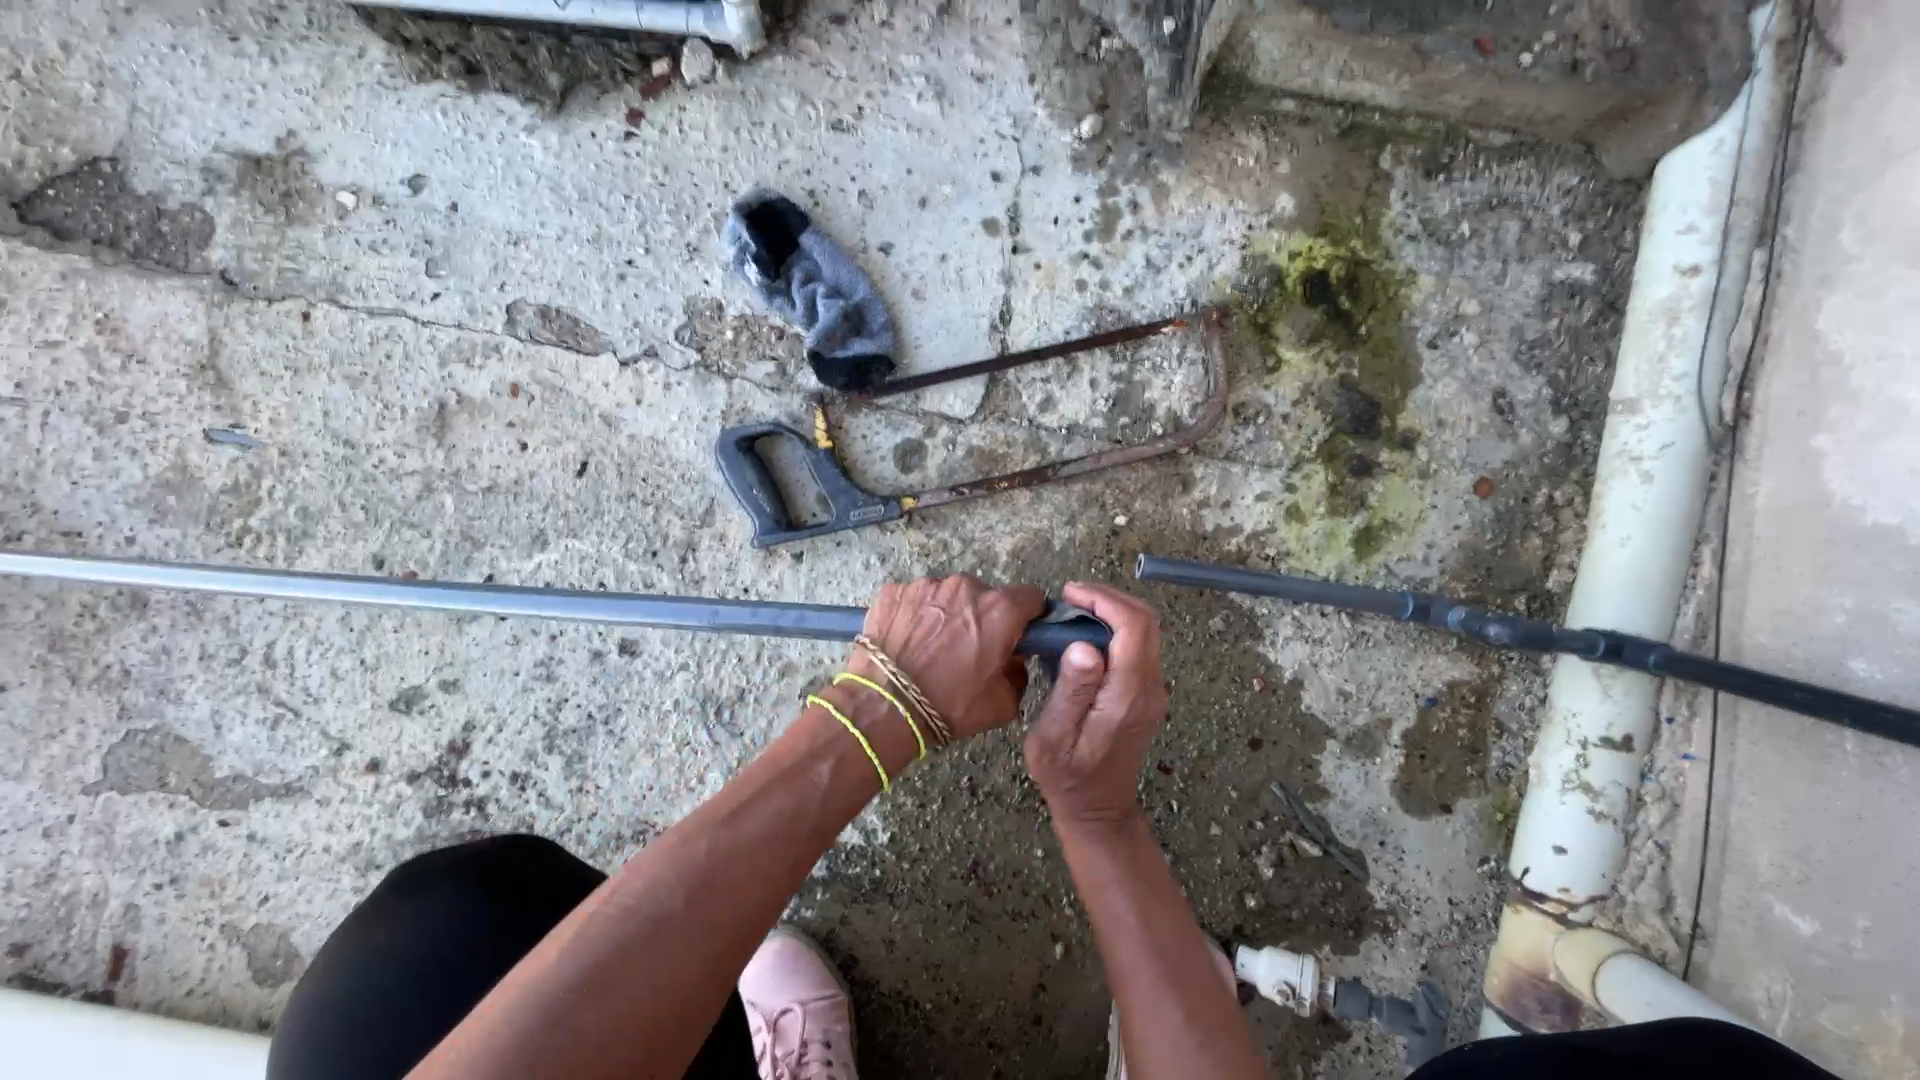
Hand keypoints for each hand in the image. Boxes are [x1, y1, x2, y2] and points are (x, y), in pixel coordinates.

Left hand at [855, 576, 1045, 741]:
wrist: (885, 706)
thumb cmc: (948, 706)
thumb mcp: (1003, 703)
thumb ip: (1019, 673)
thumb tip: (1014, 660)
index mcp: (999, 610)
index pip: (1030, 598)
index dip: (1027, 616)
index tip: (1017, 633)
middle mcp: (964, 587)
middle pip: (984, 597)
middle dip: (982, 618)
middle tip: (968, 650)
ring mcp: (925, 586)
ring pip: (947, 596)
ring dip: (946, 615)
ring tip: (931, 649)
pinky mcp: (894, 592)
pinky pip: (914, 600)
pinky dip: (914, 615)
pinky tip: (907, 642)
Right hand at [1024, 582, 1168, 827]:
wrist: (1097, 809)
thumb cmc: (1067, 776)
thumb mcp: (1054, 736)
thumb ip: (1072, 690)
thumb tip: (1084, 645)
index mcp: (1128, 694)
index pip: (1133, 627)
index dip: (1105, 600)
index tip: (1070, 593)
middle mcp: (1150, 688)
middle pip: (1146, 621)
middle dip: (1110, 599)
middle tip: (1070, 597)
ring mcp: (1153, 691)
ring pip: (1146, 632)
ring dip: (1113, 612)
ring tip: (1073, 611)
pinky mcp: (1146, 694)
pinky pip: (1138, 648)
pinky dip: (1115, 629)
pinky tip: (1083, 634)